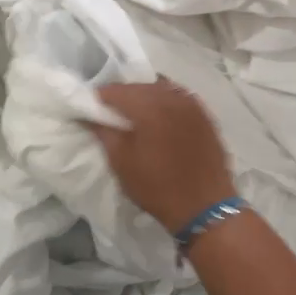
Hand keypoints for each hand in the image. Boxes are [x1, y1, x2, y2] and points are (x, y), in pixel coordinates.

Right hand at [85, 79, 238, 232]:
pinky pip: (178, 99)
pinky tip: (159, 120)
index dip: (99, 98)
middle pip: (139, 86)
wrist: (205, 208)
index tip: (90, 111)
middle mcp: (172, 98)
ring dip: (144, 97)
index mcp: (149, 107)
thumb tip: (89, 116)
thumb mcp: (121, 163)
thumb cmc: (157, 187)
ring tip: (135, 117)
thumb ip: (103, 133)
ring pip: (161, 89)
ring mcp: (192, 105)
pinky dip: (164, 103)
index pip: (116, 90)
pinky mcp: (205, 116)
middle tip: (111, 115)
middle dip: (122, 96)